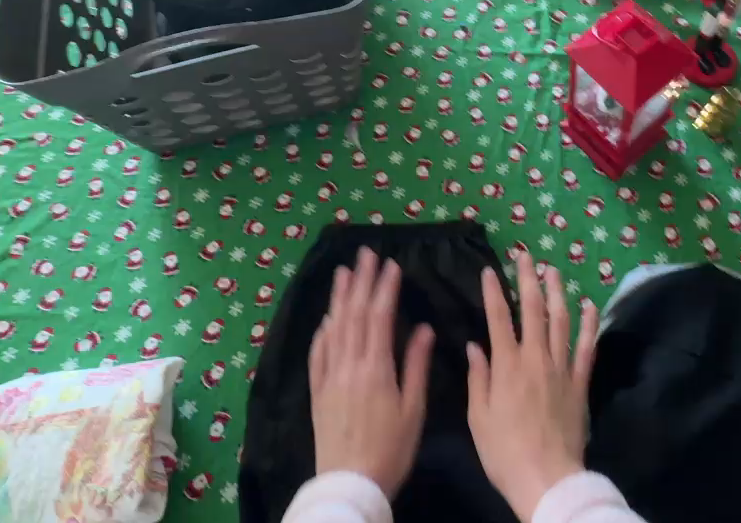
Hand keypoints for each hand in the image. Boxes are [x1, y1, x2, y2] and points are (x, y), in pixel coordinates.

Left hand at [309, 247, 434, 498]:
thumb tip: (423, 327)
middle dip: (362, 281)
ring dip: (339, 297)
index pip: (379, 317)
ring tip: (343, 272)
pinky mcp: (317, 393)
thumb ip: (416, 365)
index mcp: (376, 368)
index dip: (385, 288)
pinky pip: (317, 355)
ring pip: (334, 328)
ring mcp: (330, 378)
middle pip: (355, 315)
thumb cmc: (391, 449)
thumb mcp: (413, 410)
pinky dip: (323, 332)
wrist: (350, 486)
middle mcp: (349, 365)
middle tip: (366, 253)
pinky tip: (327, 318)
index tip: (391, 265)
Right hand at [466, 250, 599, 522]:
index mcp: (506, 365)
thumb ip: (477, 378)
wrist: (547, 479)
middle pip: (532, 309)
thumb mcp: (478, 418)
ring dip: (557, 292)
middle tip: (525, 255)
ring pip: (561, 320)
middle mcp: (535, 357)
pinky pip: (587, 347)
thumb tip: (474, 346)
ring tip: (554, 270)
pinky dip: (589, 324)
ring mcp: (561, 367)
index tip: (489, 269)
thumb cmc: (505, 451)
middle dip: (528, 279)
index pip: (498, 317)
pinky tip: (589, 304)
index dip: (493, 291)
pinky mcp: (580, 382)